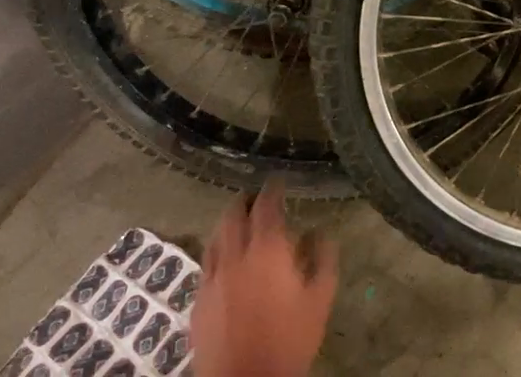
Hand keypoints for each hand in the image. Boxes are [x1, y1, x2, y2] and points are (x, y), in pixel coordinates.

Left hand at [191, 185, 338, 376]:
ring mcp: (212, 279)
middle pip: (233, 216)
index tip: (278, 180)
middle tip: (255, 197)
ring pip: (215, 238)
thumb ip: (323, 258)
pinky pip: (206, 264)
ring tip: (238, 221)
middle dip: (244, 201)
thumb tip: (319, 232)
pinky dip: (217, 251)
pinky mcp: (197, 301)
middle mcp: (235, 256)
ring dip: (227, 223)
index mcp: (268, 250)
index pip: (267, 206)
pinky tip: (225, 259)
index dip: (272, 189)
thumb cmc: (290, 338)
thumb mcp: (320, 298)